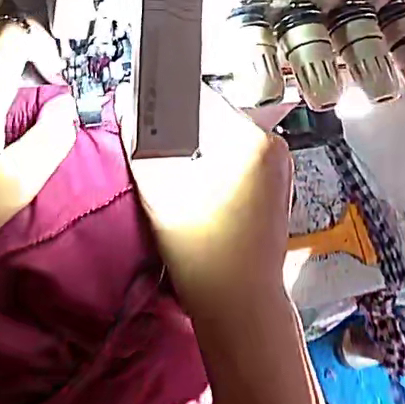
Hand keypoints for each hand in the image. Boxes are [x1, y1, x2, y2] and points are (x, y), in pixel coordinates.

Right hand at [127, 85, 294, 320]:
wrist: (239, 304)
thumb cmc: (202, 253)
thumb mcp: (160, 192)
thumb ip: (140, 142)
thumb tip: (126, 100)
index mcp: (252, 139)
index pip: (201, 99)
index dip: (167, 105)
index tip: (147, 119)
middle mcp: (272, 144)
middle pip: (213, 118)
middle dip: (183, 132)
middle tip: (161, 159)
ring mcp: (278, 164)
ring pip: (224, 139)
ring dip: (199, 150)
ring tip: (181, 181)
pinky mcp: (276, 183)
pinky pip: (238, 159)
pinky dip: (217, 167)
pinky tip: (201, 194)